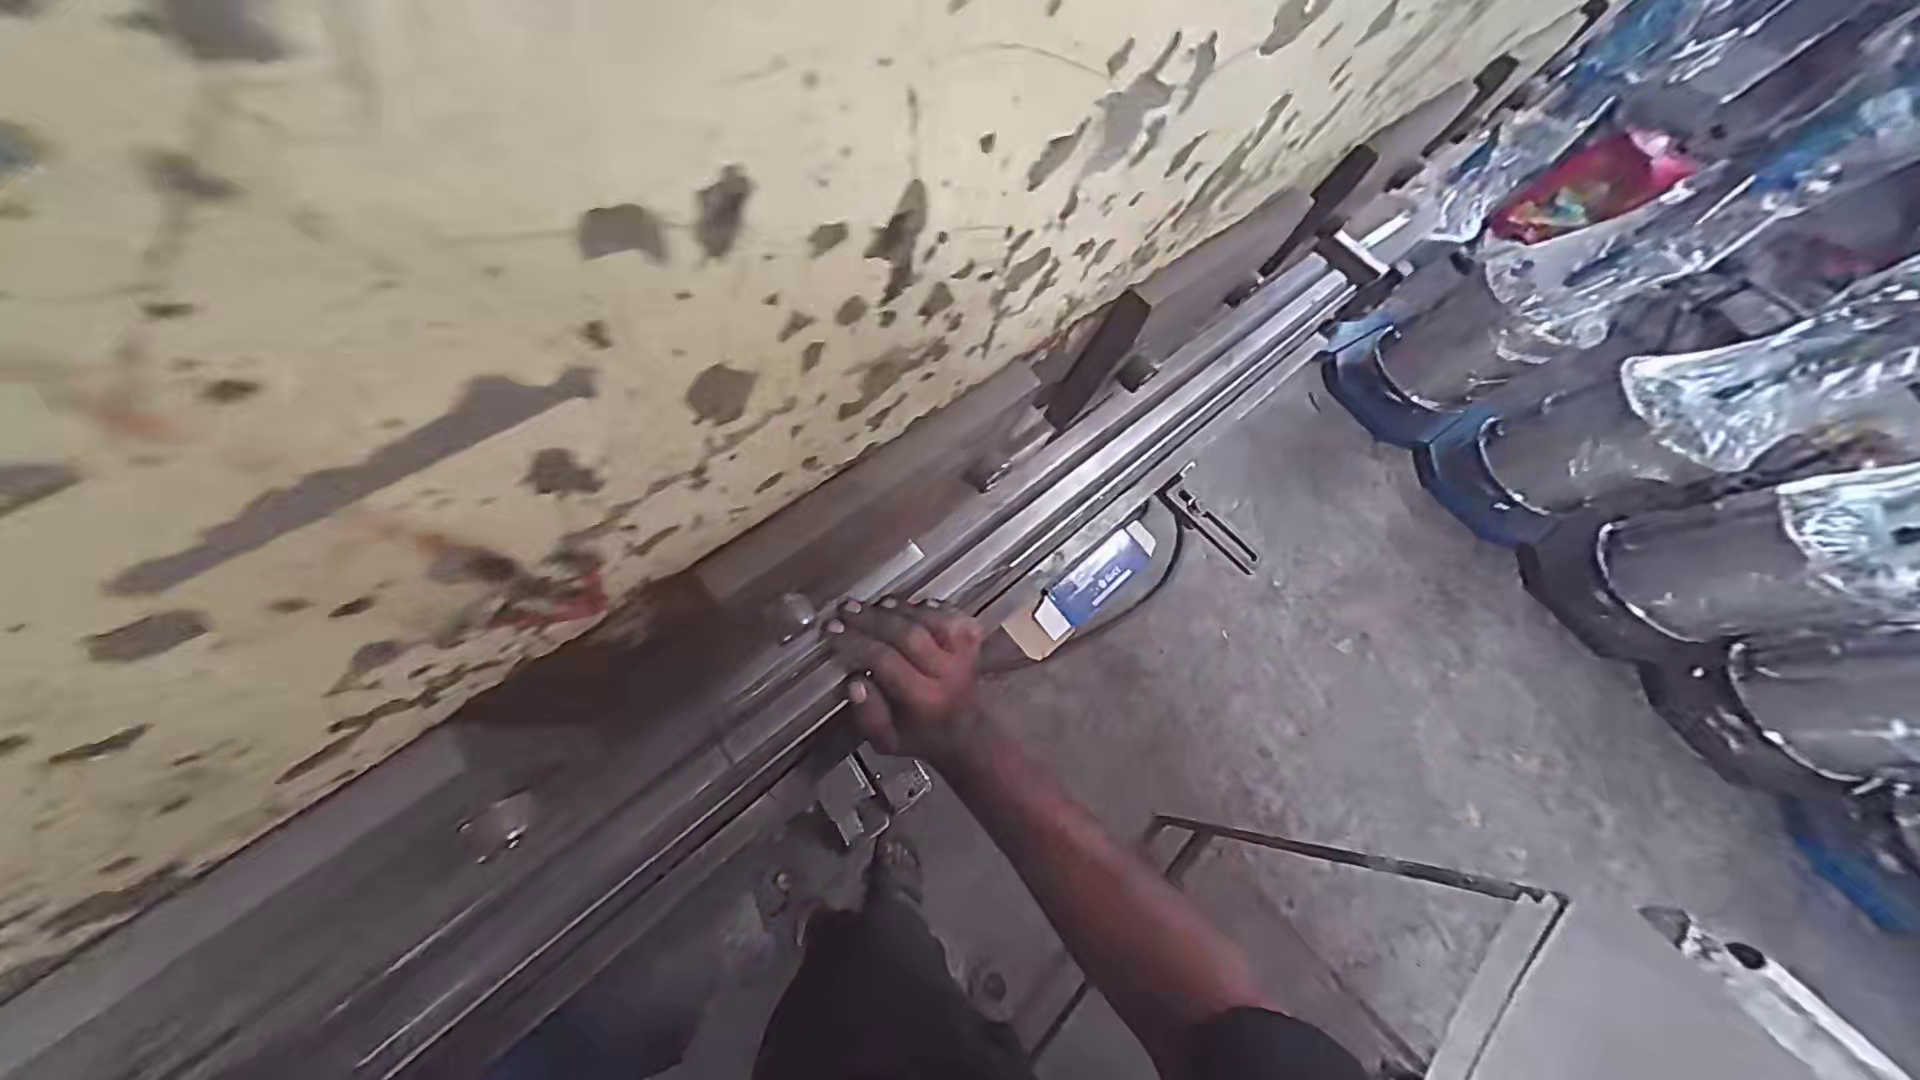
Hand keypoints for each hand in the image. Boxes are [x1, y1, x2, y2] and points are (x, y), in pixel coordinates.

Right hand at [826, 597, 990, 763]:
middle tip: (845, 611)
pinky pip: (947, 613)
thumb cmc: (919, 735)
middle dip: (871, 619)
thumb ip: (868, 715)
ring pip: (927, 619)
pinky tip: (901, 605)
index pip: (886, 661)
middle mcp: (948, 673)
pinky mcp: (973, 639)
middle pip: (908, 634)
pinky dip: (922, 605)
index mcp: (925, 700)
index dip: (857, 642)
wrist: (966, 731)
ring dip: (895, 608)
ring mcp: (964, 653)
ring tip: (869, 606)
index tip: (833, 631)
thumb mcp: (886, 741)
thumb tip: (854, 681)